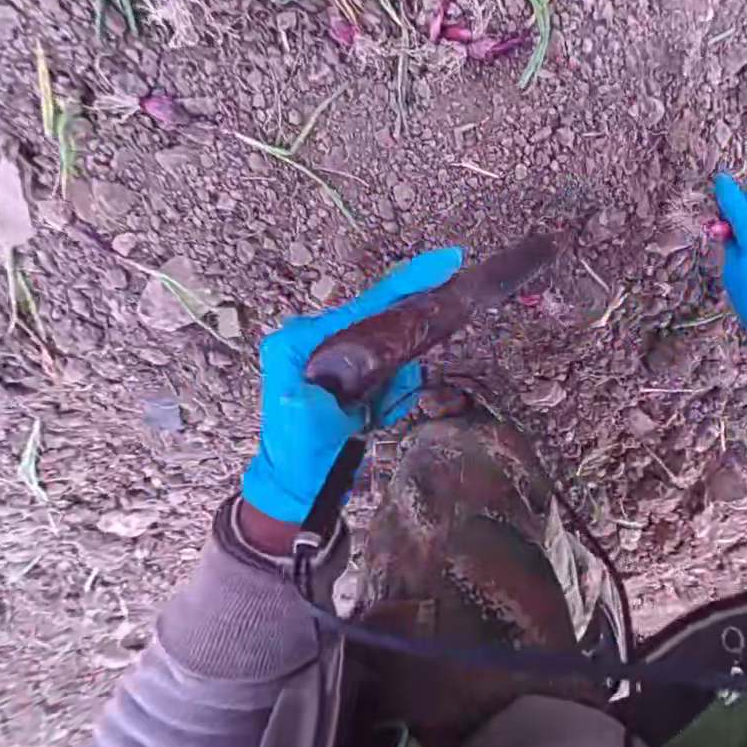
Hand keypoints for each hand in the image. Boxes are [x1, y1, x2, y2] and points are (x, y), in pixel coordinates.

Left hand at [241, 248, 463, 523]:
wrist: (298, 485)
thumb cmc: (298, 455)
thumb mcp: (304, 430)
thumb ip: (307, 407)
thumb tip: (304, 391)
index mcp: (303, 342)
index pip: (367, 304)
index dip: (410, 282)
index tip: (448, 261)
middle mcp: (318, 339)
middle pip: (383, 321)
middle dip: (401, 354)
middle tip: (389, 390)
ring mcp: (335, 354)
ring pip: (392, 348)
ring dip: (394, 383)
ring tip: (372, 414)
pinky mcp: (350, 370)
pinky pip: (390, 369)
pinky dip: (393, 392)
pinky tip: (373, 414)